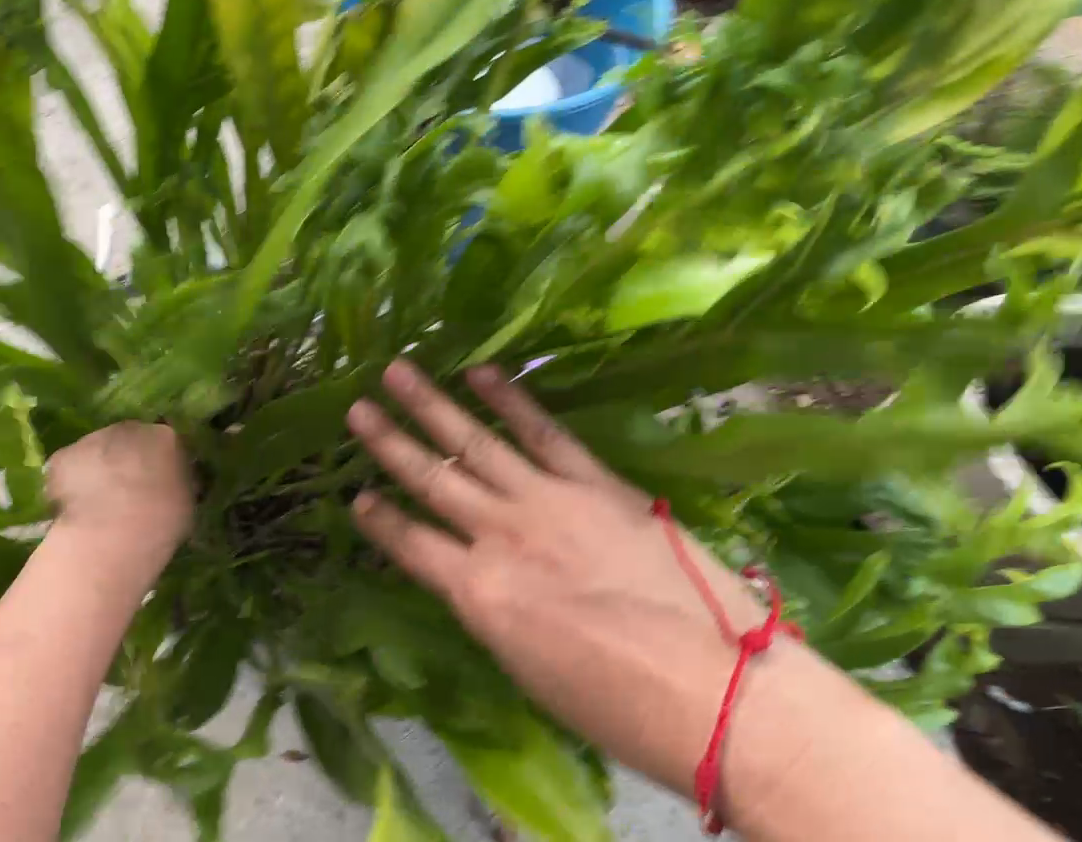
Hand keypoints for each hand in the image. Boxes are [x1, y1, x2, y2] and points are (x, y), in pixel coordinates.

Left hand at [46, 421, 194, 558]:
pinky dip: (70, 483)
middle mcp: (129, 429)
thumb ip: (177, 485)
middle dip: (125, 461)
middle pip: (127, 441)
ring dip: (97, 469)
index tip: (155, 483)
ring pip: (95, 451)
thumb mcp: (185, 504)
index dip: (157, 463)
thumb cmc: (161, 522)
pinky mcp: (63, 456)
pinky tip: (73, 508)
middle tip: (125, 492)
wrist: (113, 533)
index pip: (164, 443)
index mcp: (166, 438)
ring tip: (95, 504)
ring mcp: (93, 439)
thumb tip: (171, 486)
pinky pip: (69, 467)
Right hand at [345, 359, 819, 799]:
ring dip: (432, 405)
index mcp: (479, 594)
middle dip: (389, 443)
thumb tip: (480, 579)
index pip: (411, 545)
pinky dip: (512, 401)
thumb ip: (495, 611)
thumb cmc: (622, 710)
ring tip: (397, 370)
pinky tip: (484, 374)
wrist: (725, 697)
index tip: (357, 498)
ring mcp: (549, 502)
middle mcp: (501, 536)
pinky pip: (545, 434)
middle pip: (433, 480)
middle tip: (356, 407)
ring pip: (476, 443)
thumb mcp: (530, 669)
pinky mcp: (598, 485)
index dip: (381, 520)